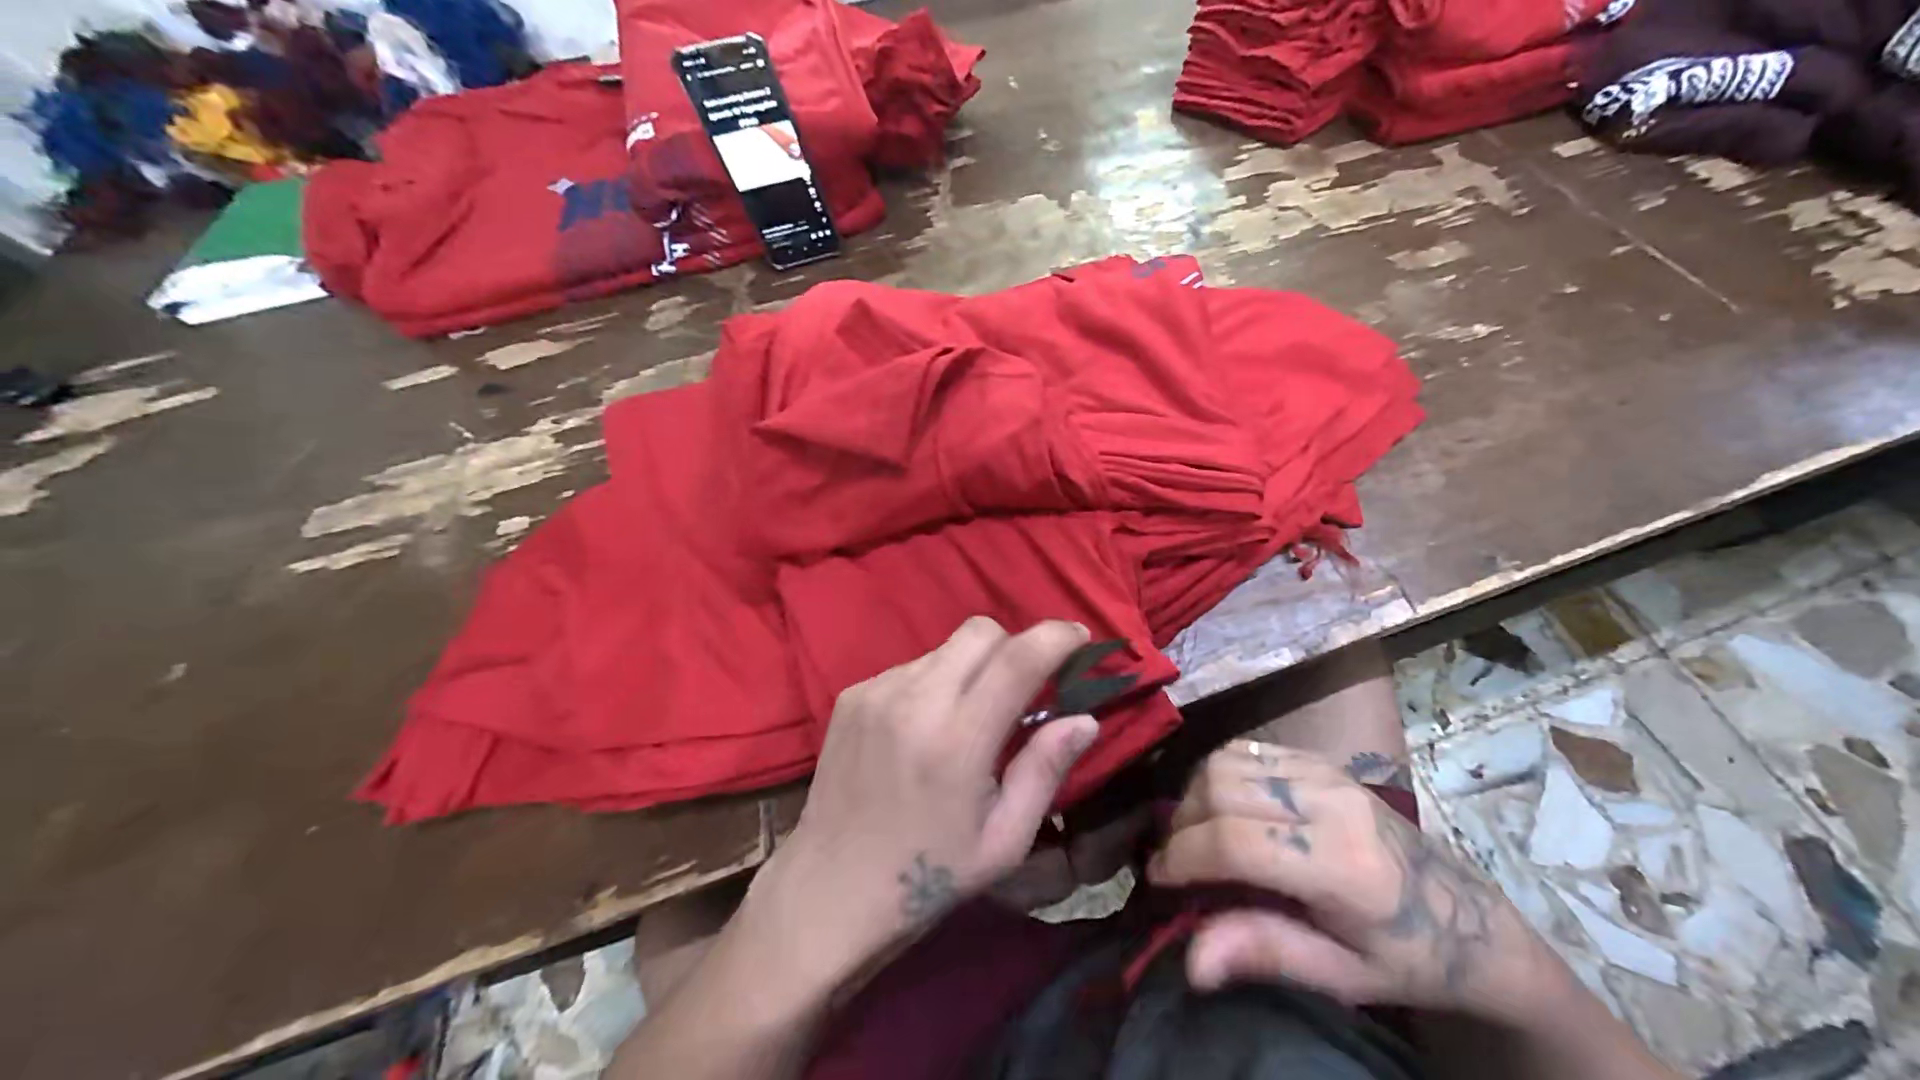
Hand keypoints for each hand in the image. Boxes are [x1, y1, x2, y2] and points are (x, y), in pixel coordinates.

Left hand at [748, 618, 1100, 984]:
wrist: (833, 887)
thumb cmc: (930, 874)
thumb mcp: (1004, 841)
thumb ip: (1044, 771)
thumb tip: (1085, 719)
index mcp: (957, 741)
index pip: (1017, 659)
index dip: (1056, 637)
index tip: (1080, 636)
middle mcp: (913, 701)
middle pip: (980, 632)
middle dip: (1013, 647)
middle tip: (1023, 688)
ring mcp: (876, 692)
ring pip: (944, 648)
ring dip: (971, 668)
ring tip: (967, 718)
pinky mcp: (852, 694)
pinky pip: (911, 667)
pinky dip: (934, 683)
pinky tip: (925, 729)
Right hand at [1149, 742, 1560, 1021]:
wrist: (1469, 918)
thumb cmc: (1407, 958)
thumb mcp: (1343, 977)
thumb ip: (1265, 953)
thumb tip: (1191, 963)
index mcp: (1343, 865)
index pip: (1235, 842)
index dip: (1183, 858)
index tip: (1159, 880)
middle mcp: (1330, 803)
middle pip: (1220, 789)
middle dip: (1182, 825)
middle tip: (1176, 861)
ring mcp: (1325, 773)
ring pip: (1225, 762)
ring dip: (1194, 796)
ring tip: (1196, 835)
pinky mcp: (1319, 761)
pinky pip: (1245, 750)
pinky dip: (1217, 775)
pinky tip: (1221, 807)